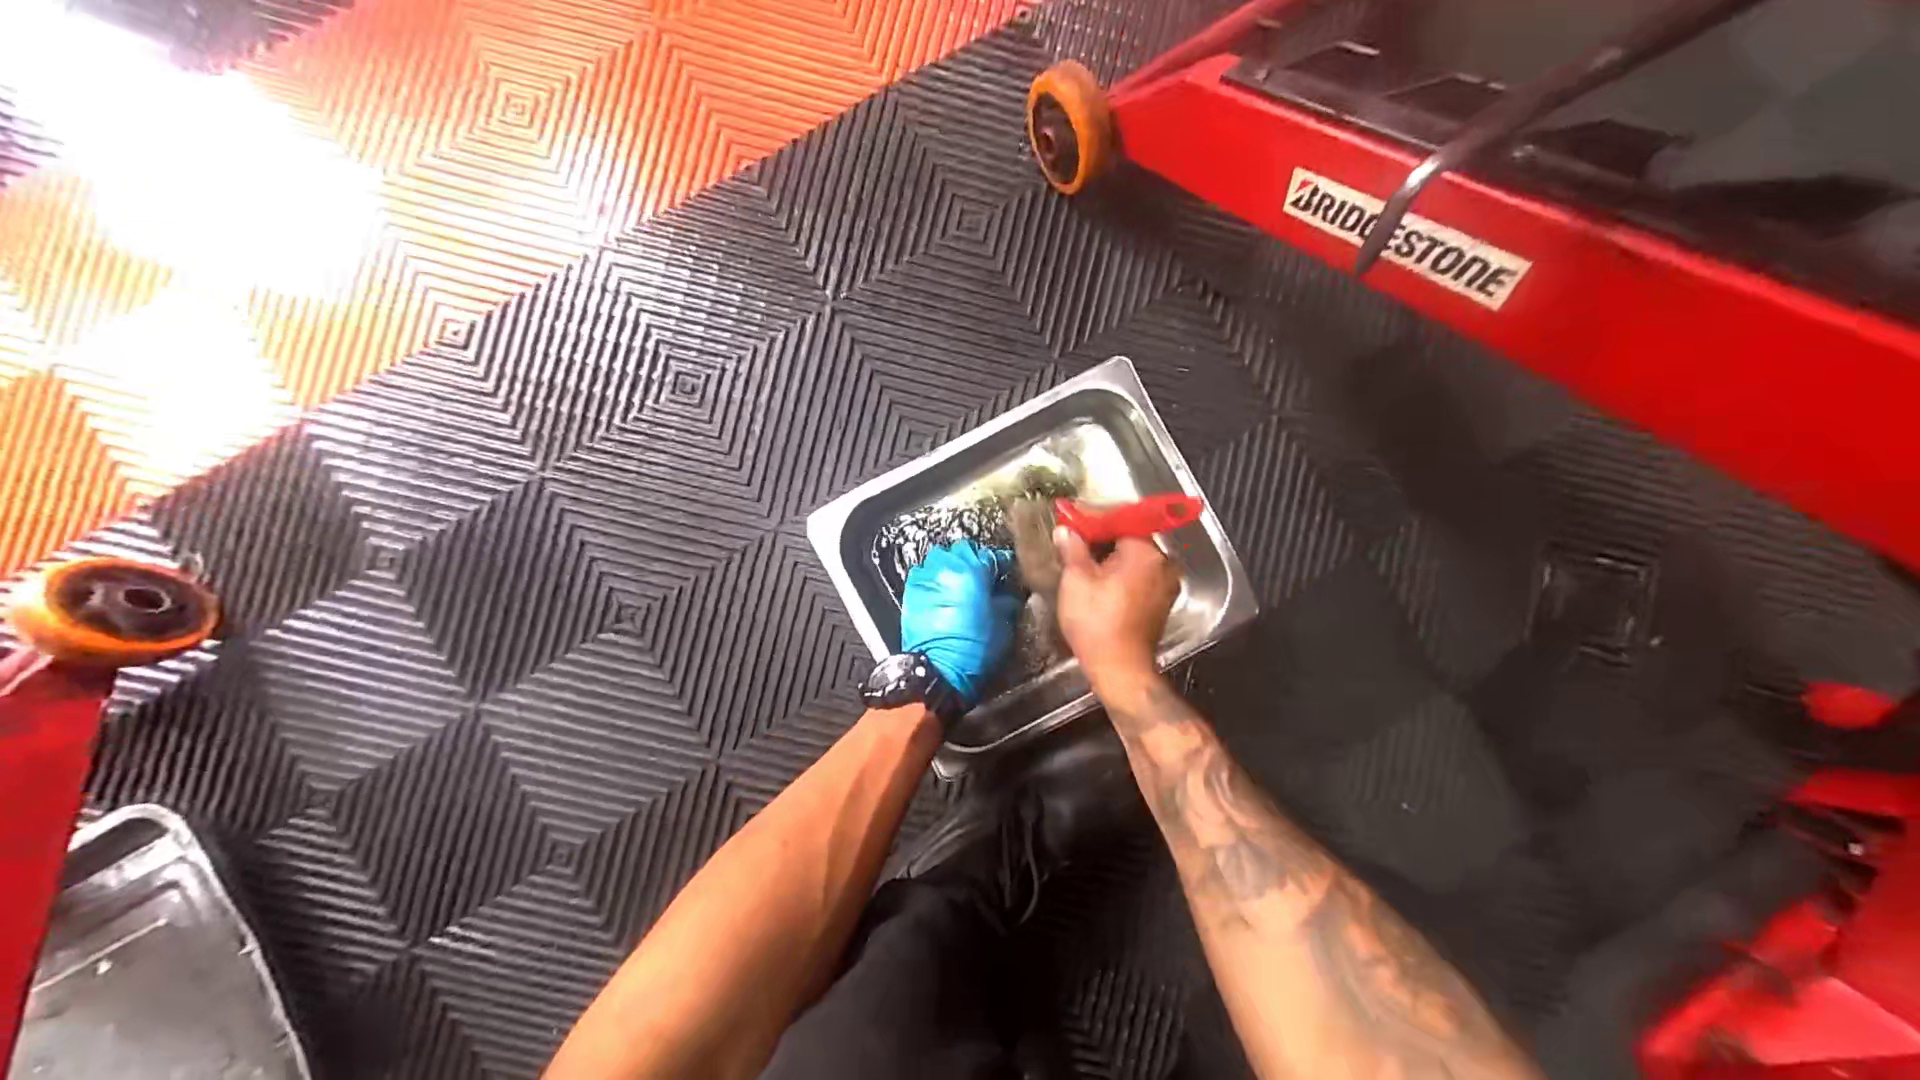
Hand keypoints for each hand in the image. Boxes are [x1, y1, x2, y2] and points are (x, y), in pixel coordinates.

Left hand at [899, 539, 1019, 706]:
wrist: (938, 672)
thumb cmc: (972, 651)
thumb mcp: (1003, 625)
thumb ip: (1007, 601)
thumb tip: (1007, 593)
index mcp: (972, 572)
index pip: (991, 555)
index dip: (1001, 564)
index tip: (1004, 573)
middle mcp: (946, 568)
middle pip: (962, 551)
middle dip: (973, 561)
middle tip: (982, 578)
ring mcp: (925, 579)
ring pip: (940, 559)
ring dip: (952, 568)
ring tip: (960, 586)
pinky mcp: (911, 592)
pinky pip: (925, 576)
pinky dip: (935, 581)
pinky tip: (943, 595)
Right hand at [1054, 528, 1179, 688]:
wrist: (1120, 669)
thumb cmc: (1097, 624)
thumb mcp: (1076, 580)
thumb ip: (1073, 549)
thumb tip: (1066, 531)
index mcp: (1145, 552)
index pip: (1119, 518)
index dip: (1092, 516)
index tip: (1070, 515)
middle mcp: (1163, 564)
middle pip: (1129, 537)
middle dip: (1101, 536)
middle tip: (1074, 537)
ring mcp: (1165, 584)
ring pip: (1135, 557)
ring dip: (1111, 555)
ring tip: (1082, 558)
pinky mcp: (1161, 602)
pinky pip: (1140, 575)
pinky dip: (1121, 572)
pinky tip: (1099, 579)